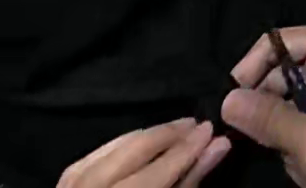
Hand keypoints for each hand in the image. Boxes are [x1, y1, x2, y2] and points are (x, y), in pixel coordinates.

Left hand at [58, 118, 229, 187]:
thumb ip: (190, 184)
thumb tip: (219, 145)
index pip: (154, 175)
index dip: (186, 149)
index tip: (210, 128)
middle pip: (130, 156)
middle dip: (167, 135)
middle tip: (196, 124)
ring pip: (109, 153)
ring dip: (145, 137)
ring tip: (174, 130)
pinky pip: (86, 161)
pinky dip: (116, 147)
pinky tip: (136, 141)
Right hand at [221, 23, 305, 187]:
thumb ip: (267, 118)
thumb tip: (226, 99)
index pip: (275, 42)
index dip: (249, 71)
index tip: (229, 109)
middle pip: (277, 72)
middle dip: (271, 111)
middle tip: (273, 143)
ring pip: (284, 105)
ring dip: (286, 137)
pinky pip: (298, 126)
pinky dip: (297, 148)